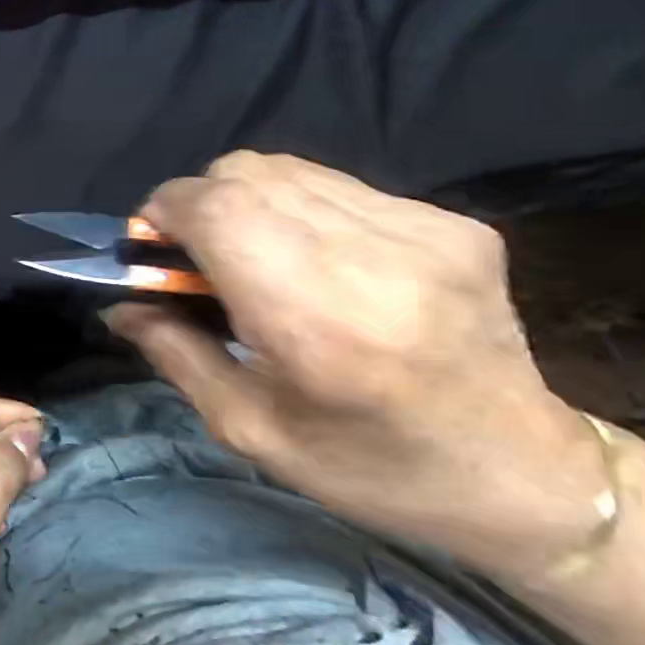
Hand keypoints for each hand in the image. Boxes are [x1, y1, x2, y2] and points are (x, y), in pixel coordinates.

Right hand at [104, 151, 606, 577]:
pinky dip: (300, 209)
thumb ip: (177, 353)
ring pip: (290, 169)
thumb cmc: (373, 471)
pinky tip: (315, 260)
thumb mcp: (255, 431)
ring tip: (252, 257)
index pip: (219, 210)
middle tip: (194, 257)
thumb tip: (121, 302)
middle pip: (247, 173)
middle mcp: (376, 257)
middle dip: (199, 203)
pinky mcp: (453, 222)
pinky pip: (340, 186)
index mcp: (321, 325)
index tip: (149, 246)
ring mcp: (425, 229)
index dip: (166, 211)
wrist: (522, 475)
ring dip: (246, 201)